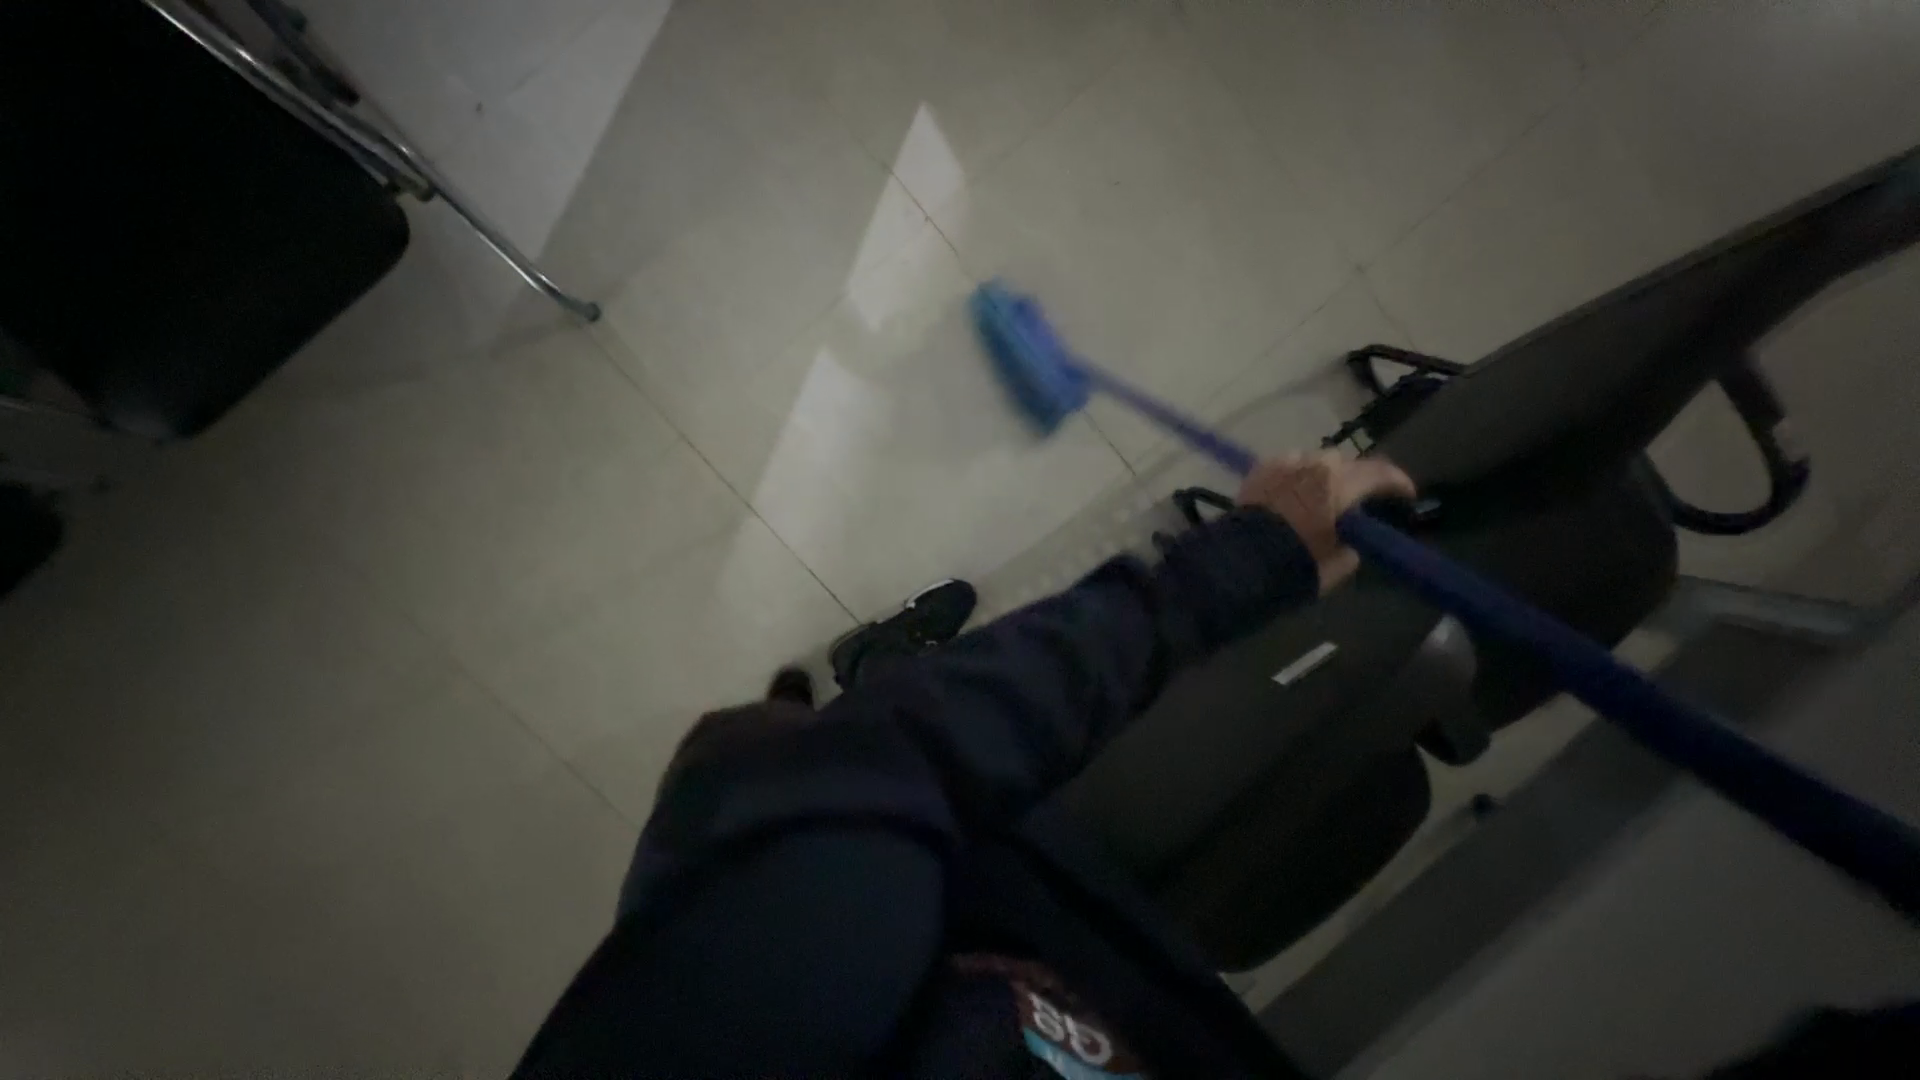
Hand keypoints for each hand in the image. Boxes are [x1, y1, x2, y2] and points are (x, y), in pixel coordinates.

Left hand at [1237, 451, 1416, 593]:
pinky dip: (1295, 476)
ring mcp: (1282, 465)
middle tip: (1355, 497)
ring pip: (1312, 460)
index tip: (1406, 494)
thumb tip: (1350, 537)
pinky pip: (1285, 466)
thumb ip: (1353, 543)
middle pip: (1343, 463)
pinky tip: (1294, 491)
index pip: (1378, 474)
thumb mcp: (1338, 563)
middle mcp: (1312, 466)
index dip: (1397, 482)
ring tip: (1321, 494)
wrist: (1239, 562)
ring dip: (1321, 474)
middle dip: (1353, 477)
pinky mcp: (1258, 471)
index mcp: (1338, 484)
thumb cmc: (1294, 563)